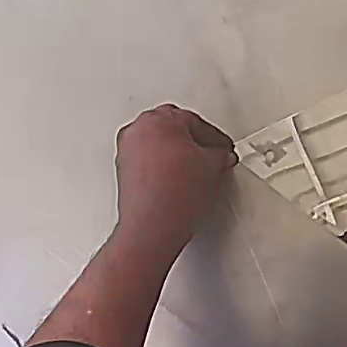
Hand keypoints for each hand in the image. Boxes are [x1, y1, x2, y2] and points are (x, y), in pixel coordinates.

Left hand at [113, 105, 236, 249]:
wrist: (153, 226)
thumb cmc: (174, 196)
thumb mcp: (212, 168)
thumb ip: (219, 155)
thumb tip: (219, 157)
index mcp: (160, 120)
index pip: (194, 121)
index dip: (214, 138)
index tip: (223, 148)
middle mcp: (138, 131)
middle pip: (172, 130)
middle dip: (193, 142)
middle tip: (210, 156)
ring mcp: (127, 152)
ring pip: (158, 146)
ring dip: (176, 155)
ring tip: (195, 172)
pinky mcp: (123, 173)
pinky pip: (147, 163)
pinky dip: (162, 169)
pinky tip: (177, 183)